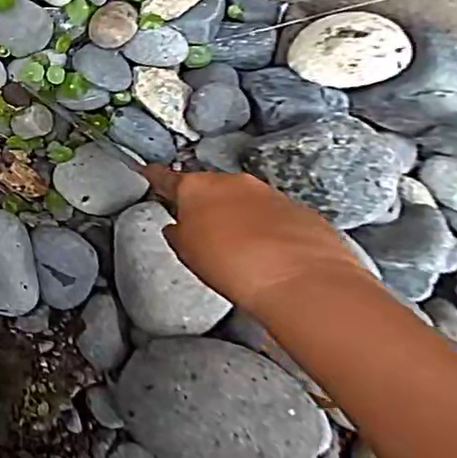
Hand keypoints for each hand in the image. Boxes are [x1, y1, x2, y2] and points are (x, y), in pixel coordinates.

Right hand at [141, 165, 373, 312]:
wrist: (303, 283)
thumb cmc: (234, 264)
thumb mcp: (184, 250)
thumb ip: (177, 230)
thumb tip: (180, 229)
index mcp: (196, 186)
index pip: (166, 177)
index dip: (155, 177)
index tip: (150, 174)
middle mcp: (235, 183)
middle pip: (211, 188)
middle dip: (205, 205)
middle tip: (198, 231)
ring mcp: (273, 196)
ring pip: (246, 202)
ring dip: (239, 218)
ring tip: (236, 249)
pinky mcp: (306, 214)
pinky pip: (278, 217)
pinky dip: (270, 231)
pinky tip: (267, 255)